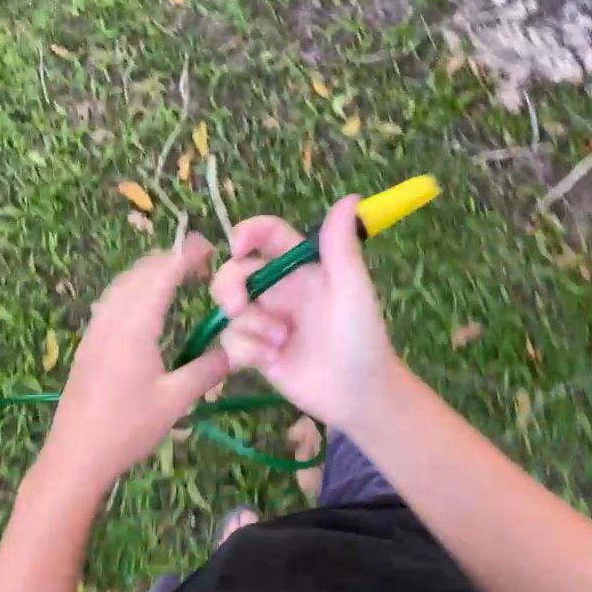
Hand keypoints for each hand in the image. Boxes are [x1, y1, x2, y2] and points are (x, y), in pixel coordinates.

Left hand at [40, 234, 229, 492]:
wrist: (74, 455)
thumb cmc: (127, 428)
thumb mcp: (175, 401)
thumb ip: (206, 370)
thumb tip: (235, 350)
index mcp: (136, 324)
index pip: (163, 273)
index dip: (186, 254)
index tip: (210, 246)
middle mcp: (113, 316)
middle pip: (142, 270)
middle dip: (171, 258)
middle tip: (202, 262)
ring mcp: (97, 327)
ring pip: (125, 281)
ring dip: (152, 271)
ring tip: (179, 276)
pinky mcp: (89, 340)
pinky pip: (113, 297)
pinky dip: (135, 286)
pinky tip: (147, 303)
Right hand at [210, 196, 400, 429]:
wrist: (360, 395)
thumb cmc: (362, 335)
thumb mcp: (353, 288)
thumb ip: (341, 246)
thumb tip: (350, 197)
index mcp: (299, 267)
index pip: (266, 234)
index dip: (247, 231)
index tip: (238, 246)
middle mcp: (278, 289)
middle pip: (234, 271)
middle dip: (229, 286)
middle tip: (240, 306)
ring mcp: (264, 320)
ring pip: (230, 309)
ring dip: (250, 326)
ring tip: (279, 343)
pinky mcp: (255, 351)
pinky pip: (231, 341)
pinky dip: (247, 351)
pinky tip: (272, 361)